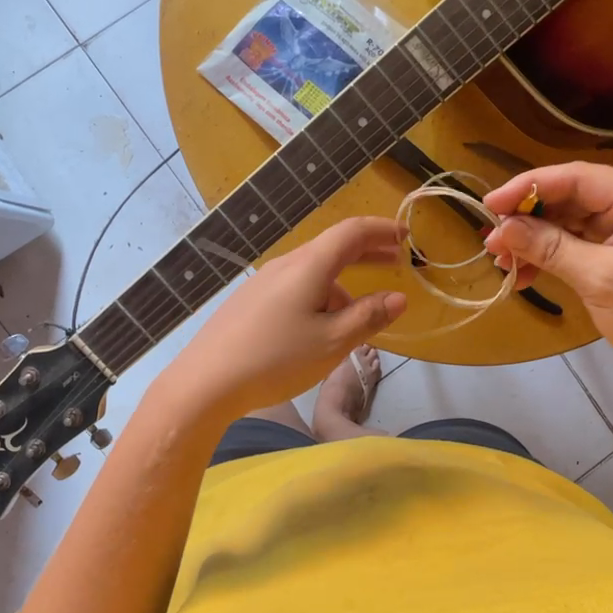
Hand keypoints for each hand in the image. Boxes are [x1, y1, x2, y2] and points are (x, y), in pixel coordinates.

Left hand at [164, 216, 408, 420]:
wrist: (205, 382)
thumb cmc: (276, 359)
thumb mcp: (332, 342)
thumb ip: (368, 317)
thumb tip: (398, 297)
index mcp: (309, 266)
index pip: (352, 233)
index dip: (382, 230)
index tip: (406, 236)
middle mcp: (285, 265)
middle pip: (332, 248)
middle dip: (367, 253)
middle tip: (396, 261)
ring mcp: (264, 283)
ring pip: (313, 274)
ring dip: (343, 285)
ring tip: (360, 318)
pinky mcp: (250, 302)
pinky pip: (295, 288)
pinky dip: (320, 296)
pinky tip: (320, 329)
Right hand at [483, 163, 612, 389]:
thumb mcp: (600, 279)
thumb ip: (551, 248)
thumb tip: (503, 228)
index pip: (579, 178)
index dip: (530, 187)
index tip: (491, 205)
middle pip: (570, 198)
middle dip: (528, 217)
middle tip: (490, 238)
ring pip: (567, 223)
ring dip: (532, 240)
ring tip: (500, 261)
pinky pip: (573, 246)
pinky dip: (546, 258)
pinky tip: (522, 275)